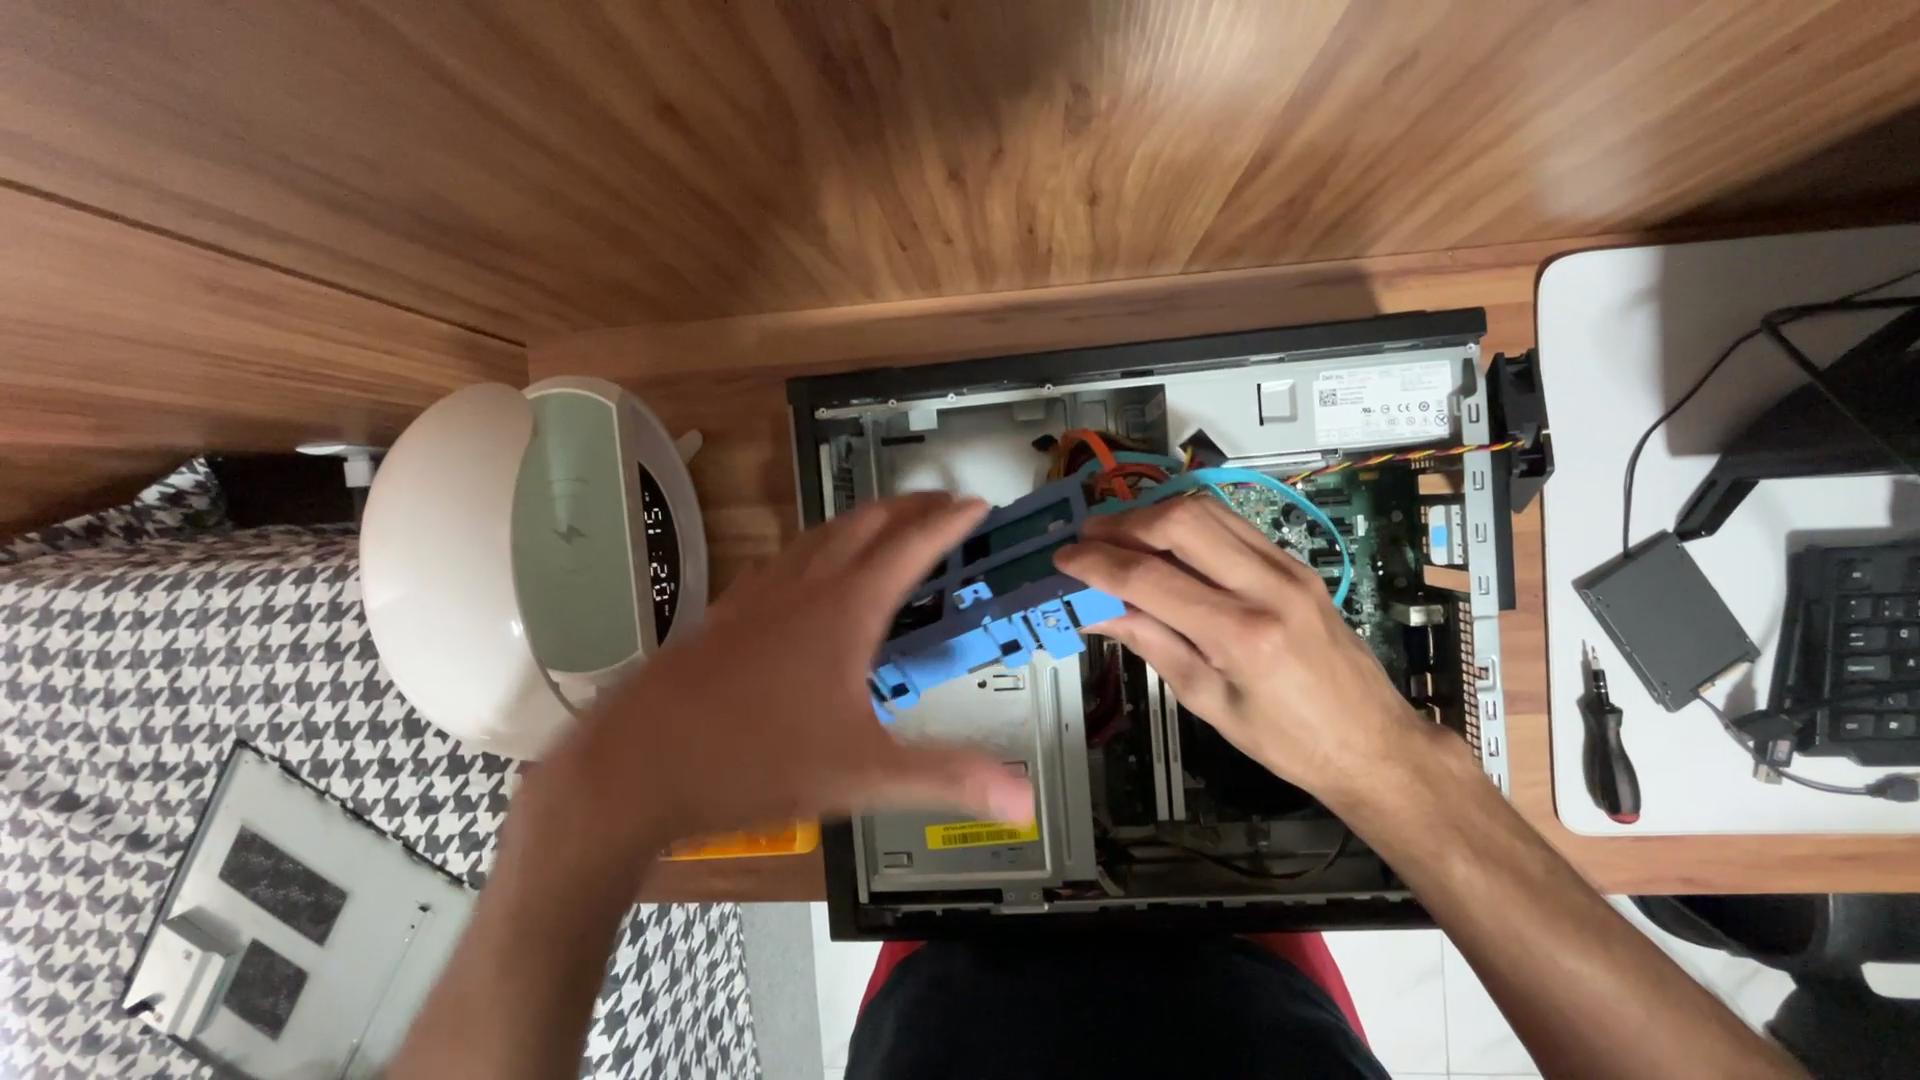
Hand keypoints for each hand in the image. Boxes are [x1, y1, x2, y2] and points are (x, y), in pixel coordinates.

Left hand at [532, 492, 1034, 864]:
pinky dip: (815, 550)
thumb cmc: (756, 763)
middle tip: (942, 502)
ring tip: (886, 523)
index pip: (911, 546)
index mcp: (845, 611)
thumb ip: (945, 779)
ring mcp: (758, 597)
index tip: (978, 502)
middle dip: (909, 507)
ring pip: (819, 537)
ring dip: (861, 521)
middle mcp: (804, 589)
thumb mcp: (864, 775)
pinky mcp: (725, 615)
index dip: (950, 521)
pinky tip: (806, 571)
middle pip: (865, 525)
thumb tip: (1026, 801)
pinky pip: (782, 562)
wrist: (636, 766)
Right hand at [1054, 495, 1422, 800]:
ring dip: (1153, 513)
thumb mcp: (1206, 701)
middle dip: (1123, 523)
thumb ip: (1150, 642)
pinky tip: (1164, 542)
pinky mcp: (1297, 563)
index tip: (1062, 559)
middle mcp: (1267, 586)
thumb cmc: (1287, 742)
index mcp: (1240, 635)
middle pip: (1180, 521)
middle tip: (1087, 540)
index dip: (1095, 564)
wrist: (1372, 742)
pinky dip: (1188, 522)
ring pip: (1208, 510)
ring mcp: (1288, 567)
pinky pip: (1232, 523)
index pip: (1148, 578)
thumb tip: (1093, 611)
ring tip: (1117, 536)